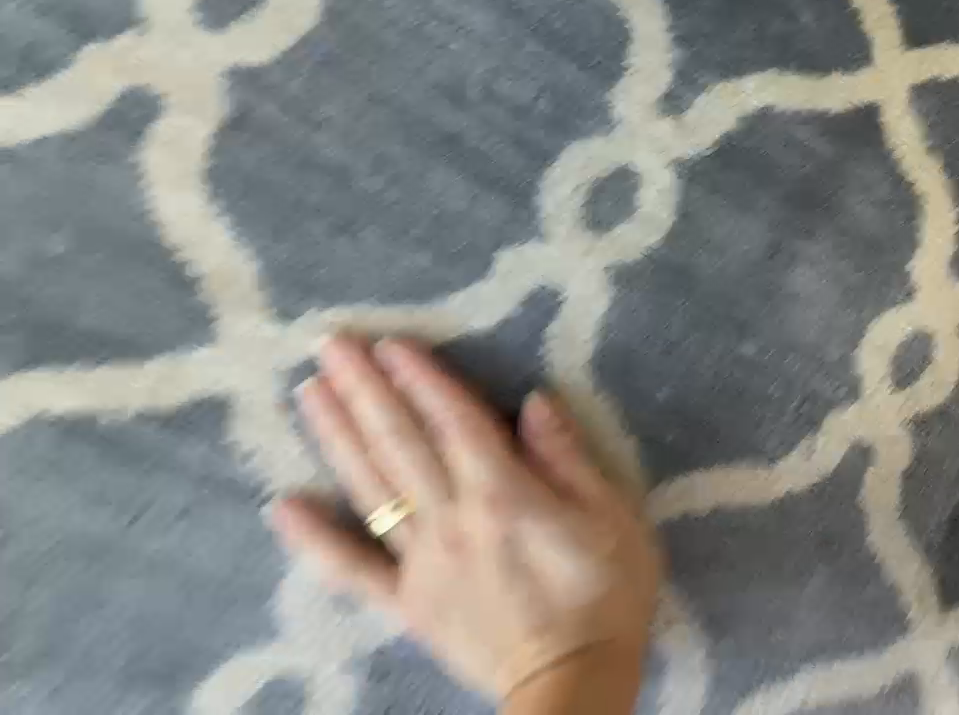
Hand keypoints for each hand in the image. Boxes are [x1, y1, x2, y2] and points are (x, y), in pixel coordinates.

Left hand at [269, 336, 663, 703]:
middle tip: (332, 344)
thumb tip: (533, 402)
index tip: (390, 342)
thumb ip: (567, 456)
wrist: (574, 680)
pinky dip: (312, 538)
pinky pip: (350, 570)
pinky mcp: (406, 604)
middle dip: (366, 391)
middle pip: (401, 446)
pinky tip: (283, 504)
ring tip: (310, 392)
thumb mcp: (613, 512)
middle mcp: (452, 522)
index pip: (454, 423)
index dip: (422, 379)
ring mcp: (420, 565)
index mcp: (506, 495)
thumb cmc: (609, 587)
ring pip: (370, 491)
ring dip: (338, 438)